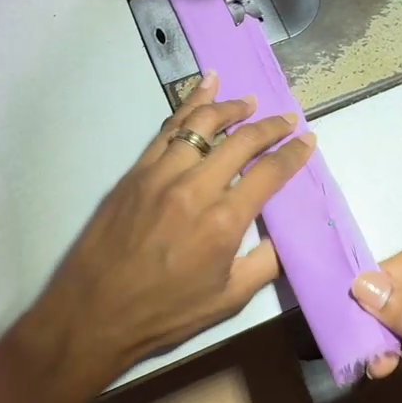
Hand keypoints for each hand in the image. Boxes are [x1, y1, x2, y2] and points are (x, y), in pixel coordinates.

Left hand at [20, 73, 315, 396]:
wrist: (93, 312)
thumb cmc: (165, 312)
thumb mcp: (228, 299)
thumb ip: (264, 263)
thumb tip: (285, 235)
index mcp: (224, 221)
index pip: (269, 173)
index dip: (294, 154)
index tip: (308, 141)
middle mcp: (195, 188)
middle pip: (242, 141)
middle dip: (271, 127)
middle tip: (288, 119)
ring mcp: (161, 174)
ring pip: (202, 125)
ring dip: (230, 108)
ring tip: (248, 102)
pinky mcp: (136, 171)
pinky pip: (168, 130)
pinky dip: (189, 105)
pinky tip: (204, 90)